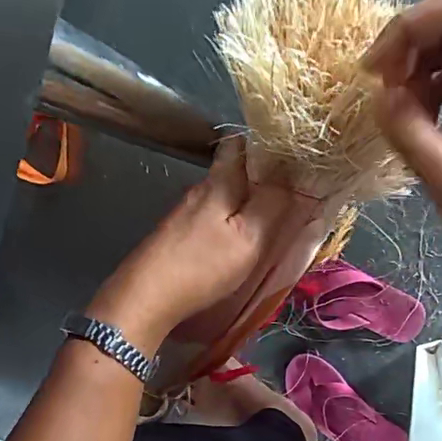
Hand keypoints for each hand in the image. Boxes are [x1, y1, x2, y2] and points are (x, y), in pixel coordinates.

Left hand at [87, 136, 284, 350]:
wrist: (145, 297)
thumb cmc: (201, 266)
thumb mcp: (248, 237)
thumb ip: (273, 204)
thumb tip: (297, 173)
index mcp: (220, 182)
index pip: (241, 143)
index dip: (266, 143)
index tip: (292, 156)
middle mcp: (199, 190)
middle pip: (232, 170)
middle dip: (260, 175)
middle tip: (290, 191)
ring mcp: (184, 213)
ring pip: (221, 196)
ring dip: (243, 200)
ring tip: (268, 216)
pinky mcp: (175, 235)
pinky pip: (210, 217)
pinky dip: (227, 220)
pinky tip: (235, 239)